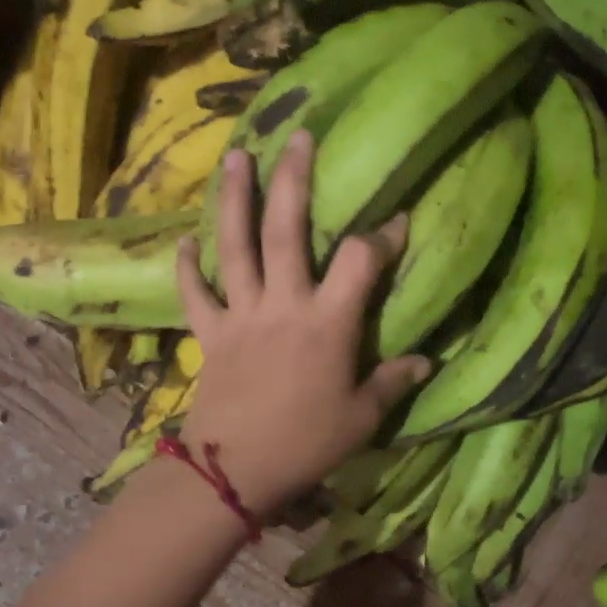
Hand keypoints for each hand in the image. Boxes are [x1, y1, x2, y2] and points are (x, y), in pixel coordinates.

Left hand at [174, 131, 430, 511]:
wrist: (234, 469)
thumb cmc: (306, 443)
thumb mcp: (361, 418)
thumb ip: (391, 383)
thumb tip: (425, 363)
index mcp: (328, 323)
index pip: (360, 261)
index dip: (382, 236)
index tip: (396, 220)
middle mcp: (284, 304)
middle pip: (287, 229)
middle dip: (293, 179)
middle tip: (298, 137)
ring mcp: (241, 314)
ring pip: (235, 245)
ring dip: (234, 198)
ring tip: (236, 156)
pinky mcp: (210, 333)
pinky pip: (195, 292)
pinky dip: (186, 266)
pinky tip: (182, 240)